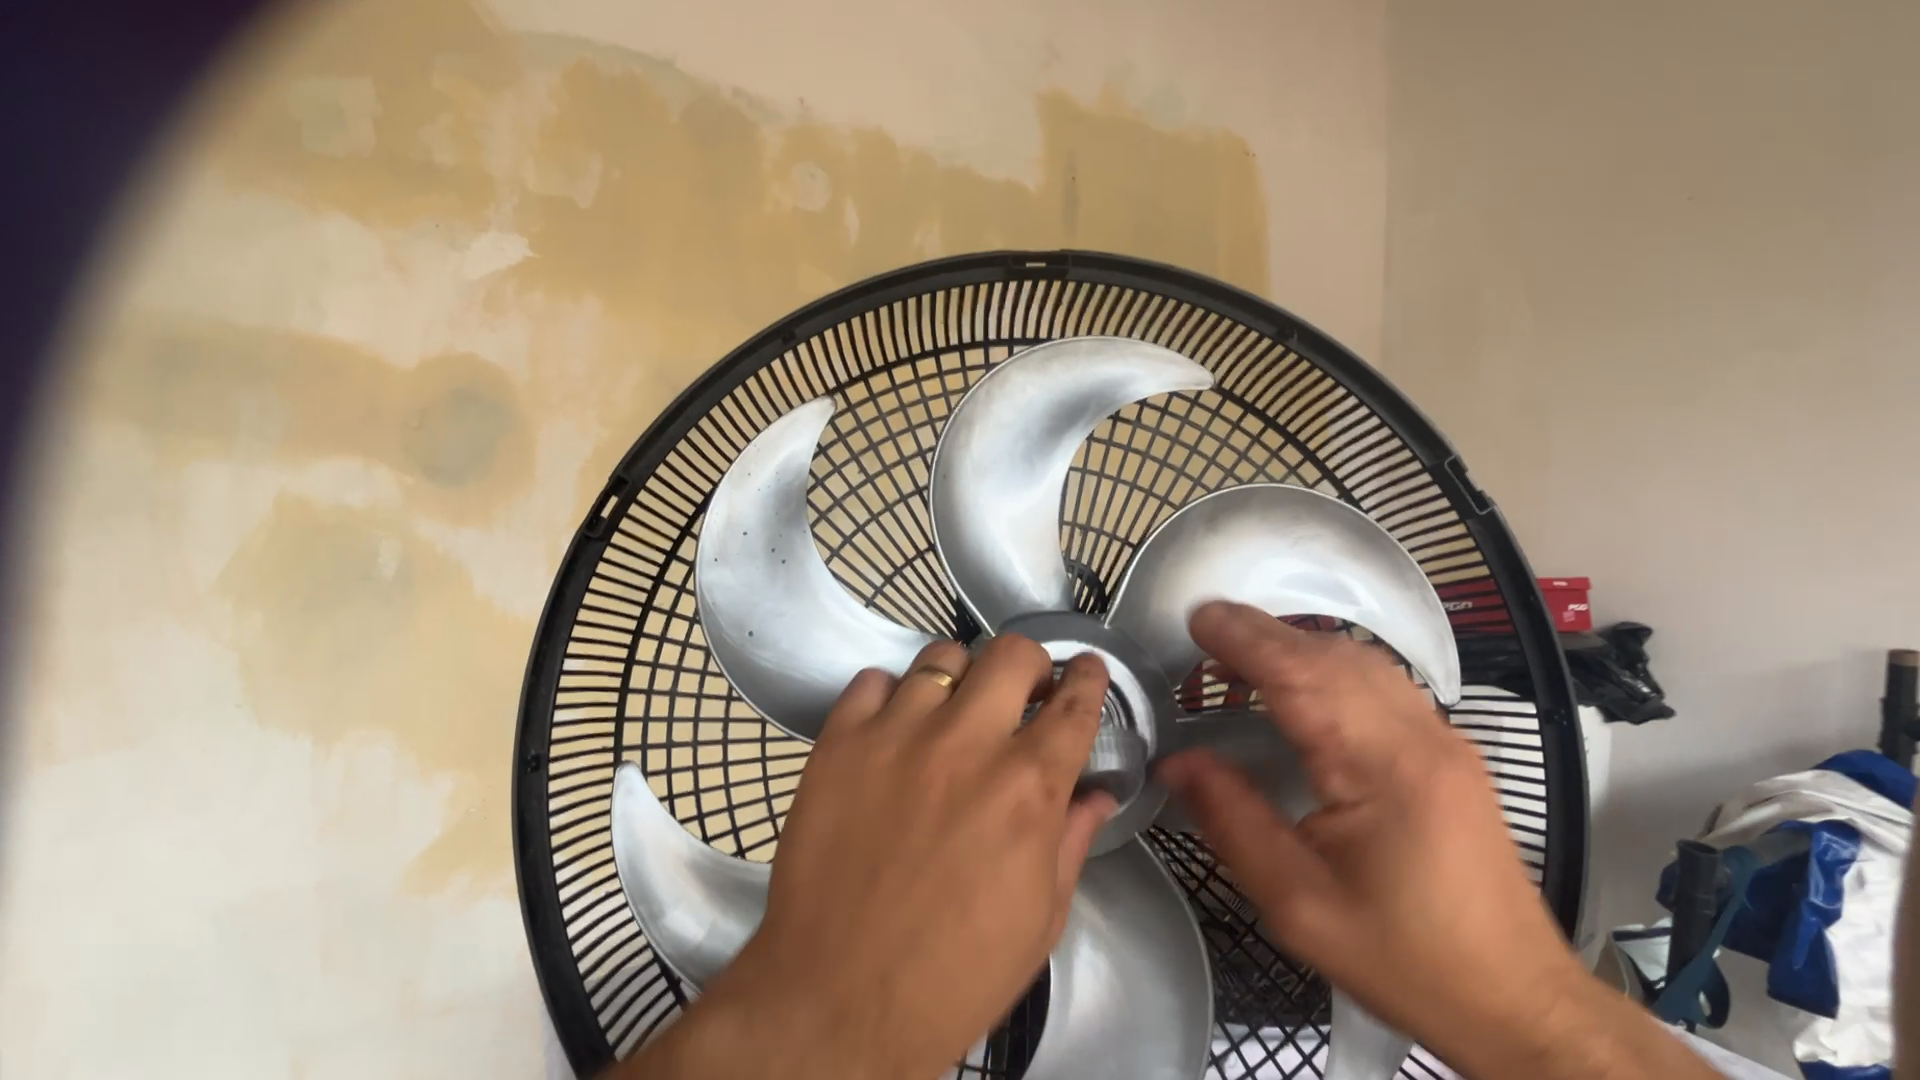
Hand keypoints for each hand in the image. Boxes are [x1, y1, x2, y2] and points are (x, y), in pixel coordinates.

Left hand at [626, 635, 1115, 1079]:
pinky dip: (889, 695)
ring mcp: (897, 735)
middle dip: (1029, 664)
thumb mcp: (1040, 918)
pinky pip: (871, 682)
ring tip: (953, 709)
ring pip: (940, 657)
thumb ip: (1072, 840)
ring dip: (959, 677)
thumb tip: (1097, 794)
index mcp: (1028, 787)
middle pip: (1011, 655)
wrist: (840, 999)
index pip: (1074, 702)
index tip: (1086, 670)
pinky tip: (893, 727)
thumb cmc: (955, 972)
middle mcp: (966, 743)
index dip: (1088, 678)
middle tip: (1022, 690)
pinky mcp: (839, 743)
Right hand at [1158, 602, 1714, 1078]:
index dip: (1246, 640)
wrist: (1514, 998)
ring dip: (1297, 646)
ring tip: (1238, 659)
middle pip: (1333, 655)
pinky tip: (1299, 687)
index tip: (1197, 620)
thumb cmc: (1401, 956)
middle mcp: (1420, 735)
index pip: (1302, 676)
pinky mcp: (1450, 752)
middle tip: (1204, 633)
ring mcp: (1444, 739)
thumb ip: (1232, 819)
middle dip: (1264, 634)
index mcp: (1382, 767)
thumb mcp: (1296, 902)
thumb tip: (1176, 761)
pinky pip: (1382, 683)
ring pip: (1362, 661)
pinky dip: (1329, 666)